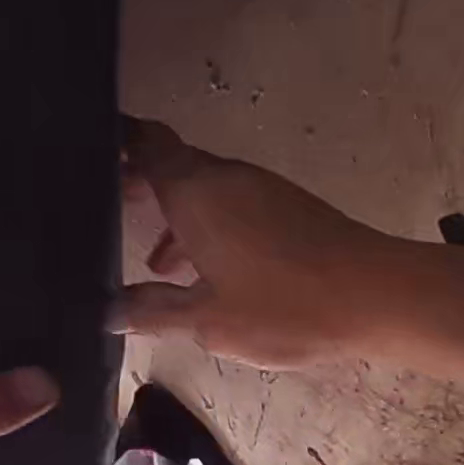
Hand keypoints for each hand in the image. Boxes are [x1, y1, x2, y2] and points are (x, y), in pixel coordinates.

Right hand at [114, 119, 401, 367]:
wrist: (375, 296)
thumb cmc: (284, 306)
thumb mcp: (209, 320)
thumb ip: (155, 311)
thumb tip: (110, 311)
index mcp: (197, 192)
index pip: (144, 144)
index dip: (115, 148)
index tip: (89, 166)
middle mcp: (229, 178)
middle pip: (174, 168)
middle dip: (143, 191)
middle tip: (114, 221)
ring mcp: (265, 190)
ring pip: (208, 194)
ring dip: (181, 222)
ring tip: (159, 269)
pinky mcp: (292, 209)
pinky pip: (237, 209)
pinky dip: (214, 232)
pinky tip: (213, 276)